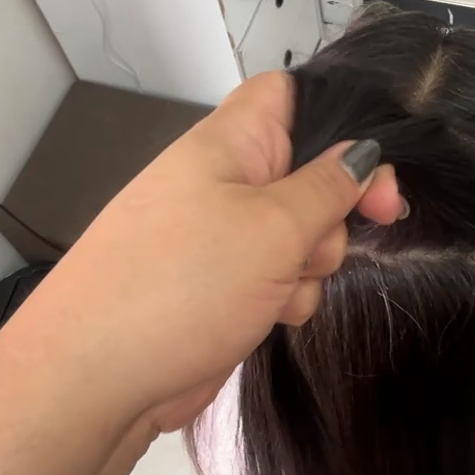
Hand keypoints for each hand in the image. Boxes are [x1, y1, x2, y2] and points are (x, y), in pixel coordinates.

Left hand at [0, 72, 402, 432]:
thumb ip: (327, 188)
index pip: (289, 94)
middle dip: (329, 215)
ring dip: (308, 266)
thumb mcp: (272, 228)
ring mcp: (222, 239)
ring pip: (300, 235)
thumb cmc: (184, 285)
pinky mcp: (223, 287)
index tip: (374, 168)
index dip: (337, 118)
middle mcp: (225, 184)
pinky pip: (279, 278)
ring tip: (276, 291)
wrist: (100, 379)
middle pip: (309, 175)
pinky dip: (285, 297)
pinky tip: (267, 318)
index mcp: (228, 145)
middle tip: (314, 246)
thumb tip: (363, 152)